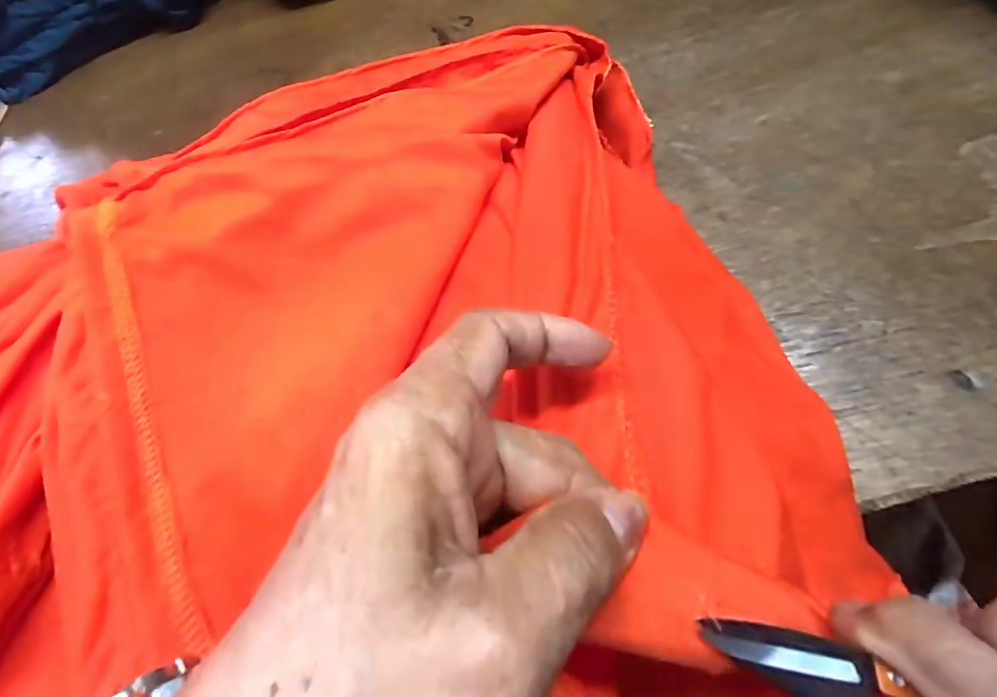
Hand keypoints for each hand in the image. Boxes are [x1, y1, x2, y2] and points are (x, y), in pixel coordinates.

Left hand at [187, 311, 647, 696]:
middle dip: (573, 496)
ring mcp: (397, 499)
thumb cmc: (372, 684)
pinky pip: (479, 530)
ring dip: (552, 539)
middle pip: (517, 441)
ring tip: (576, 610)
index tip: (605, 358)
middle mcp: (404, 448)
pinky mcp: (394, 546)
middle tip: (613, 575)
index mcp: (416, 428)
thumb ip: (574, 557)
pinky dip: (522, 559)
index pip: (486, 339)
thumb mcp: (497, 629)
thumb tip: (623, 511)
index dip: (549, 335)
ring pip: (505, 494)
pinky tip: (538, 613)